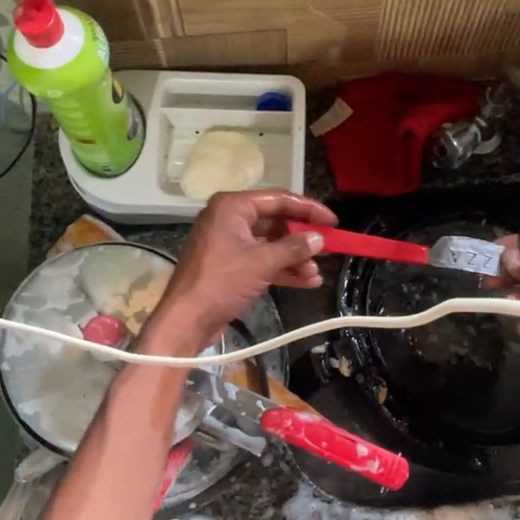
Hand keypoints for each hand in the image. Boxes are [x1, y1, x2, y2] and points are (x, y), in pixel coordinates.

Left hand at [139, 189, 336, 353]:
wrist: (186, 320)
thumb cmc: (221, 282)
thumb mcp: (261, 263)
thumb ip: (293, 248)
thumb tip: (319, 239)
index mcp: (232, 207)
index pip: (278, 199)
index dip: (308, 209)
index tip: (332, 220)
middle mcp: (230, 218)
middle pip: (275, 220)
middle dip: (301, 238)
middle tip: (328, 246)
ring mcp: (229, 243)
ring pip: (271, 243)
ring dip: (294, 257)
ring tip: (315, 273)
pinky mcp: (230, 265)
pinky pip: (262, 260)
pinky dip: (282, 269)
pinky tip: (306, 281)